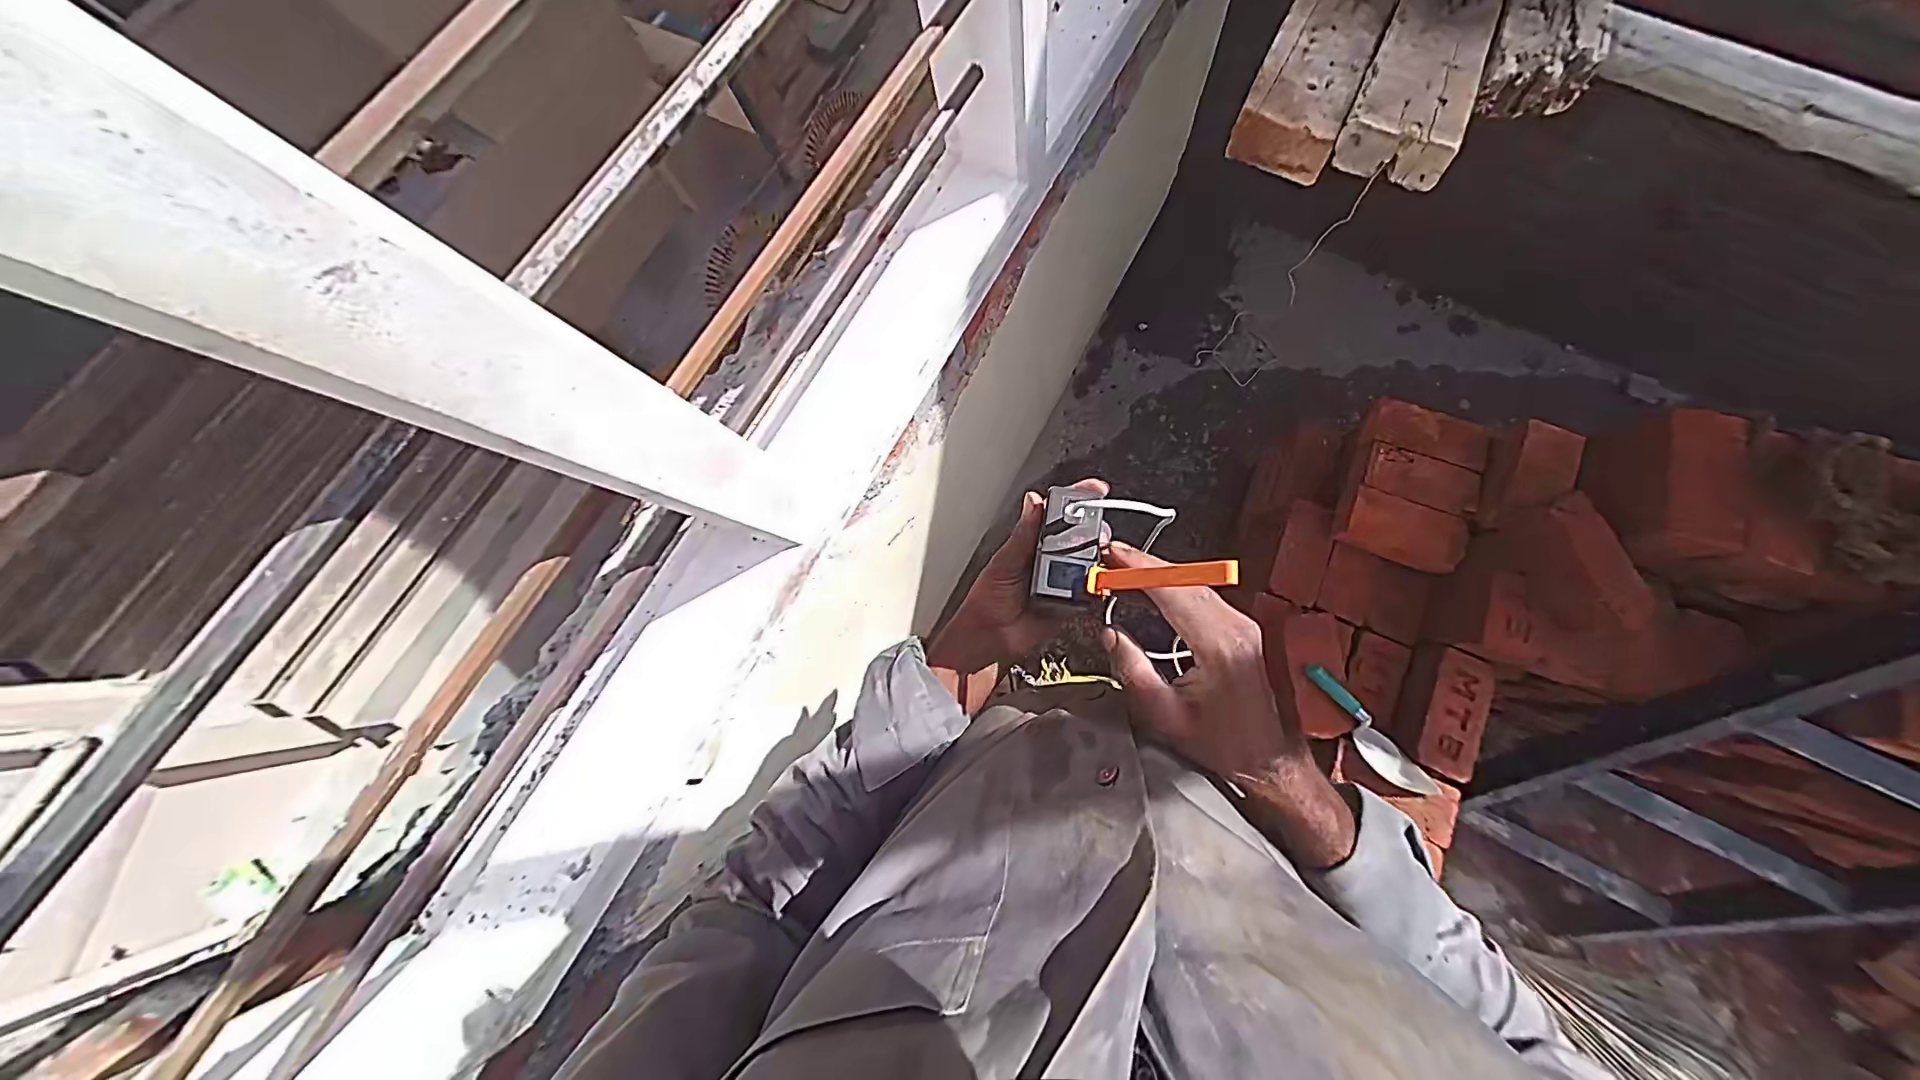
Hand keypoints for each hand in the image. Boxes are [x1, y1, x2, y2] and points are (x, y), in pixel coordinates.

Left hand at [926, 479, 1109, 673]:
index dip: (1078, 500)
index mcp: (1033, 543)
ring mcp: (1063, 580)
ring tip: (1099, 552)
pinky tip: (1098, 580)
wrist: (989, 636)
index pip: (1059, 515)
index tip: (1093, 489)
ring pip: (1091, 562)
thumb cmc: (987, 600)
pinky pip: (1092, 591)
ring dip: (1099, 557)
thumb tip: (1033, 502)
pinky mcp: (1072, 603)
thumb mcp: (1004, 561)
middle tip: (1098, 529)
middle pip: (1082, 536)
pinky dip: (1098, 585)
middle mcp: (1050, 559)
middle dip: (1095, 528)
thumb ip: (1023, 533)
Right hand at [1101, 543, 1355, 867]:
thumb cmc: (1227, 744)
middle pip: (1184, 579)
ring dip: (1156, 573)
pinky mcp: (1242, 629)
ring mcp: (1244, 626)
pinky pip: (1202, 595)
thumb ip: (1134, 670)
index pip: (1174, 590)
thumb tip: (1111, 635)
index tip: (1112, 555)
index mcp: (1220, 646)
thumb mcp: (1166, 715)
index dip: (1139, 568)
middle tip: (1108, 556)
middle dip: (1142, 564)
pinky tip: (1150, 588)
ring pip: (1194, 583)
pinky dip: (1171, 586)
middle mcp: (1238, 628)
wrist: (1272, 759)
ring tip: (1121, 569)